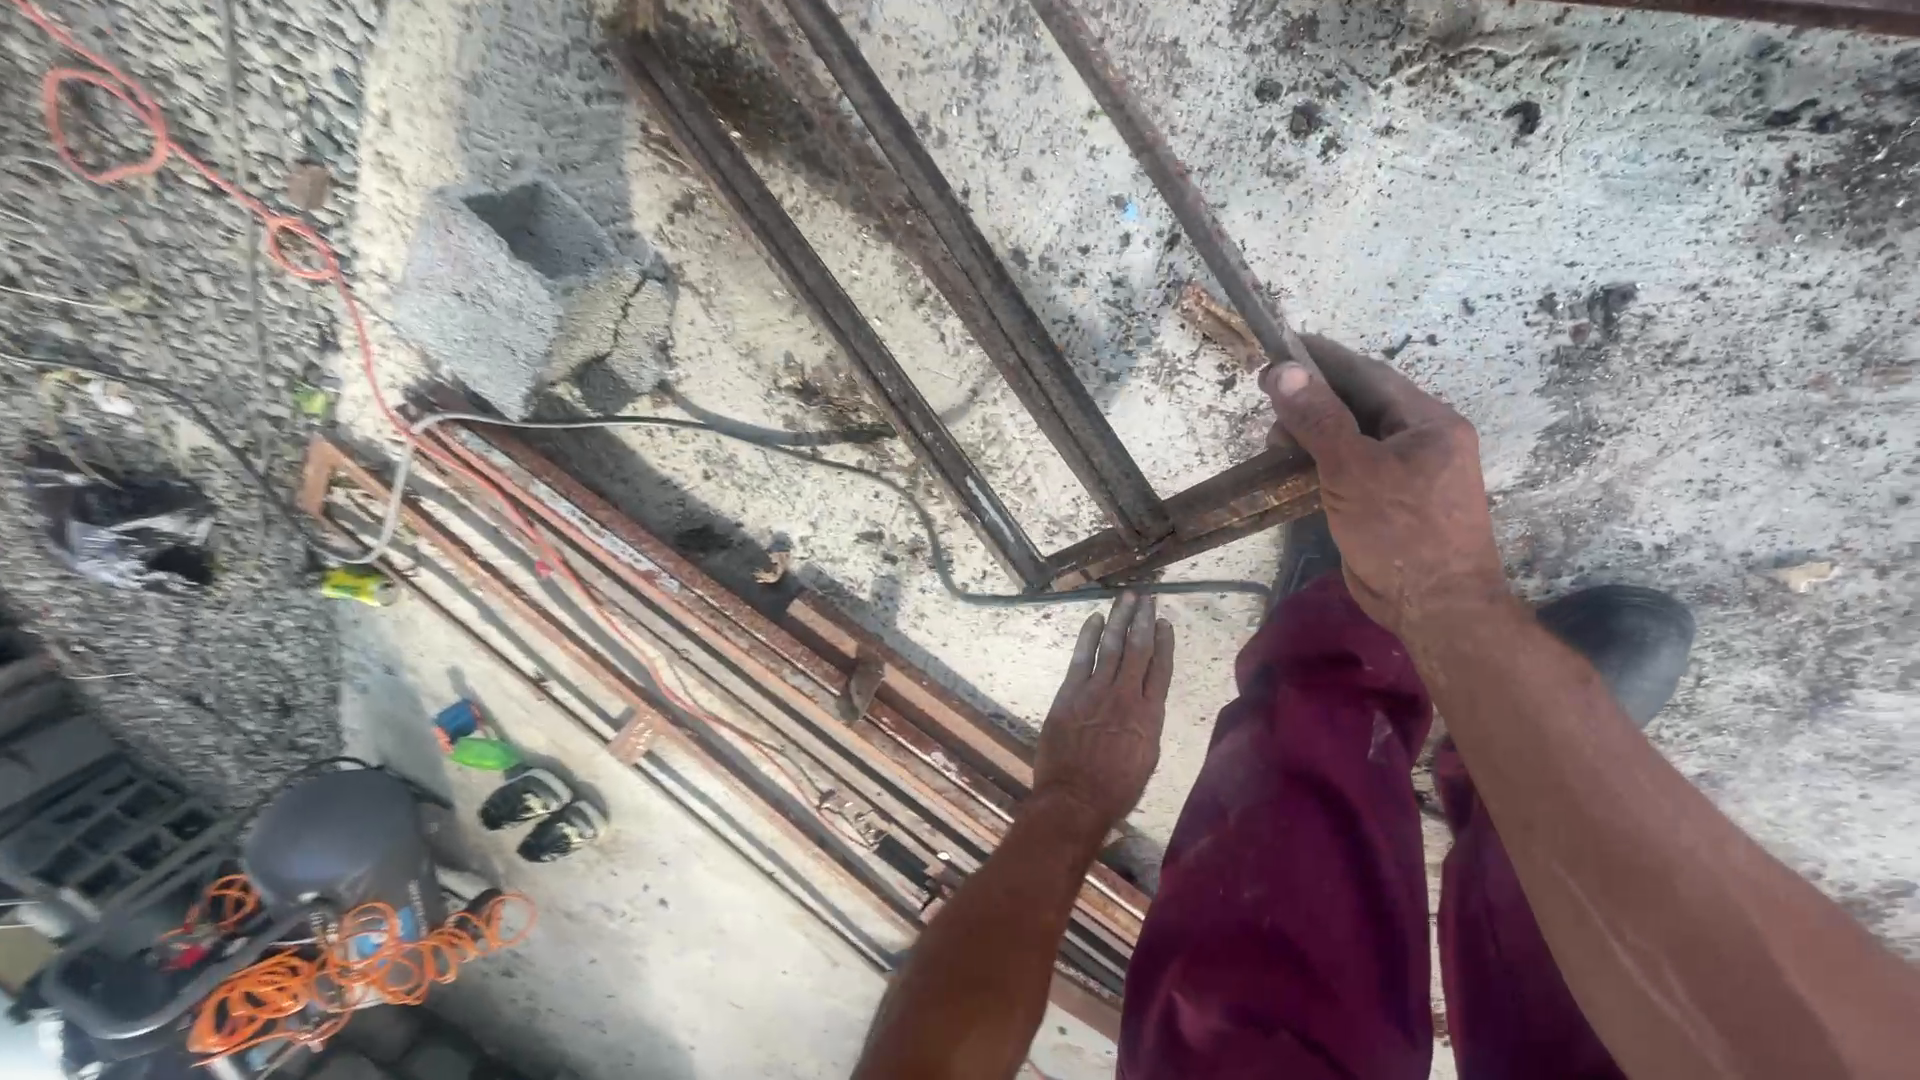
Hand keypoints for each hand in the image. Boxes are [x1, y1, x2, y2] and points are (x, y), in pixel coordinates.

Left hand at [1031, 592, 1174, 830]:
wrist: (1076, 798)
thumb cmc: (1115, 790)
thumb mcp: (1146, 759)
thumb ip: (1147, 727)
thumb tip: (1146, 708)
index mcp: (1150, 715)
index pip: (1160, 669)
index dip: (1164, 643)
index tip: (1164, 622)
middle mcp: (1126, 696)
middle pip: (1138, 649)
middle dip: (1142, 620)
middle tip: (1146, 597)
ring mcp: (1096, 692)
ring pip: (1112, 646)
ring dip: (1120, 619)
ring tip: (1127, 597)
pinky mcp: (1070, 694)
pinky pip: (1081, 657)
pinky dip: (1089, 636)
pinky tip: (1095, 619)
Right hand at [1262, 335, 1509, 636]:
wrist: (1434, 605)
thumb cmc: (1400, 532)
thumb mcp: (1353, 469)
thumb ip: (1318, 418)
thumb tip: (1283, 371)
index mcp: (1428, 422)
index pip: (1369, 375)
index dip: (1323, 359)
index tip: (1281, 347)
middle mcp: (1422, 441)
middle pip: (1361, 404)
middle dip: (1313, 398)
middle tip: (1267, 398)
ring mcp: (1407, 474)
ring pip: (1354, 437)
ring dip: (1313, 432)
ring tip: (1274, 438)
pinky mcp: (1389, 503)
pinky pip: (1352, 467)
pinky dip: (1321, 460)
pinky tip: (1293, 465)